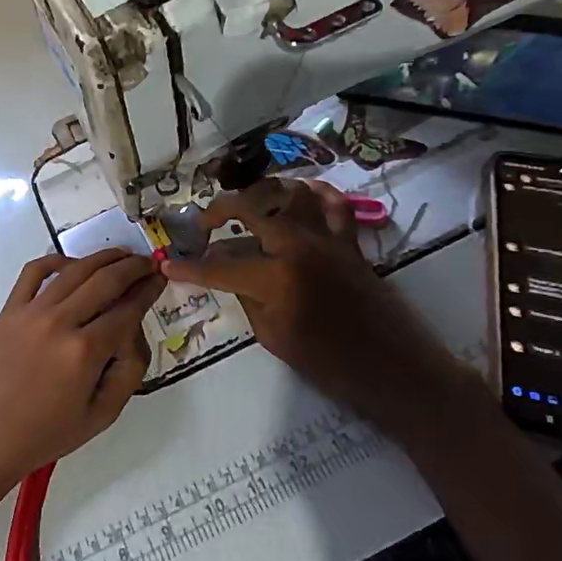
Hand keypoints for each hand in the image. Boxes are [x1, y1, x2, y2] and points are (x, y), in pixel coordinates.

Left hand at [0, 249, 161, 484]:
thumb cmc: (51, 430)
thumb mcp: (104, 413)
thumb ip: (129, 369)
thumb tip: (134, 329)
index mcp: (85, 351)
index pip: (127, 309)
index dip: (148, 290)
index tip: (160, 279)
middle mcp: (60, 323)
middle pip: (106, 280)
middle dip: (133, 267)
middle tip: (148, 263)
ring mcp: (32, 312)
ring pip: (75, 269)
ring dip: (103, 257)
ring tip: (122, 255)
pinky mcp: (11, 310)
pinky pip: (34, 271)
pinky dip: (56, 259)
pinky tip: (73, 262)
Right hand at [160, 179, 471, 426]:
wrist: (392, 369)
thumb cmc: (329, 364)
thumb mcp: (274, 337)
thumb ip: (248, 297)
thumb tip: (231, 273)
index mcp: (277, 277)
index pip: (221, 265)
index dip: (191, 268)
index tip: (169, 264)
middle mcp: (300, 246)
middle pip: (251, 206)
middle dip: (218, 209)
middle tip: (204, 225)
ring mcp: (328, 238)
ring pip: (290, 191)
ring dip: (262, 193)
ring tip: (246, 207)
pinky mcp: (349, 241)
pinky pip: (332, 203)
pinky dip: (314, 194)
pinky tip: (298, 197)